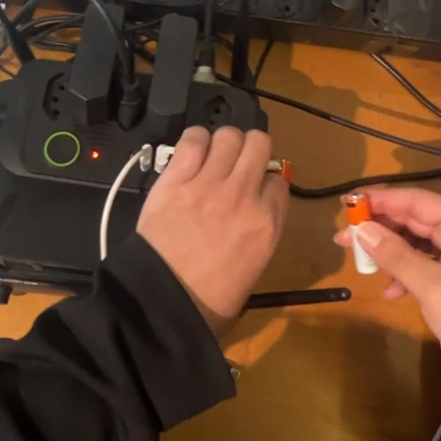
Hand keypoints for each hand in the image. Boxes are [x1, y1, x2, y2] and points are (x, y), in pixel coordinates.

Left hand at [134, 125, 288, 336]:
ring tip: (212, 158)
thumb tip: (256, 206)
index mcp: (267, 223)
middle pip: (258, 144)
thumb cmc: (211, 300)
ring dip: (223, 143)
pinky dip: (195, 140)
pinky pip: (193, 140)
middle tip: (235, 164)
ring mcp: (208, 184)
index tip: (253, 188)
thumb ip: (261, 230)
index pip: (278, 179)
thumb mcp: (255, 267)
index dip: (265, 180)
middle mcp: (243, 196)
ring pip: (228, 136)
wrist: (162, 303)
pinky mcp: (175, 180)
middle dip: (250, 150)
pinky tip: (191, 153)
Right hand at [335, 187, 440, 416]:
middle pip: (417, 219)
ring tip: (361, 262)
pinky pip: (427, 263)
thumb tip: (361, 229)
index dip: (381, 199)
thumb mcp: (431, 286)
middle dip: (381, 226)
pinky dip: (406, 272)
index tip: (348, 203)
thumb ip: (395, 255)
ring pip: (419, 242)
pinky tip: (391, 290)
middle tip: (345, 235)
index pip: (417, 200)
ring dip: (391, 251)